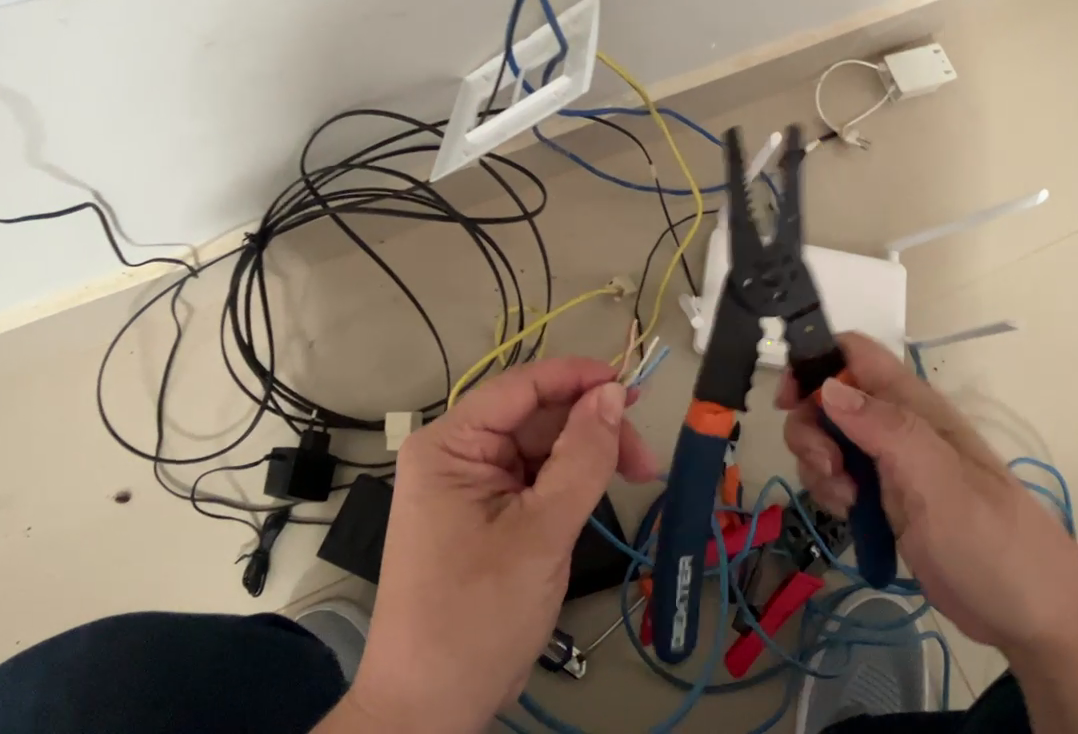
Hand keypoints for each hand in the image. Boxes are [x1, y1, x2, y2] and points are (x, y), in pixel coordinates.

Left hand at [337, 358, 656, 733]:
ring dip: (591, 455)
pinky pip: (539, 479)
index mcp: (450, 445)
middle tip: (646, 457)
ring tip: (639, 475)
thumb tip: (614, 392)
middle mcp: (458, 455)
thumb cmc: (476, 615)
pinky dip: (575, 482)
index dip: (577, 377)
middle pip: (537, 417)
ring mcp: (473, 486)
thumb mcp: (540, 533)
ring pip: (544, 446)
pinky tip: (605, 490)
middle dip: (593, 427)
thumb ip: (582, 458)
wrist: (431, 707)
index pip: (520, 387)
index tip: (632, 383)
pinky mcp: (490, 515)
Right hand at [778, 333, 1077, 653]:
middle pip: (829, 397)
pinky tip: (848, 516)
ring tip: (844, 502)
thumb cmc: (992, 543)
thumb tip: (828, 386)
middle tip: (827, 468)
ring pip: (828, 438)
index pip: (856, 353)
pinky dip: (829, 491)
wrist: (1031, 616)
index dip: (815, 361)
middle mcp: (898, 425)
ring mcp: (891, 463)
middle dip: (811, 427)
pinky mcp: (885, 499)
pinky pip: (838, 477)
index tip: (789, 399)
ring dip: (817, 464)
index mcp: (915, 406)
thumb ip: (885, 428)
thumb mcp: (939, 482)